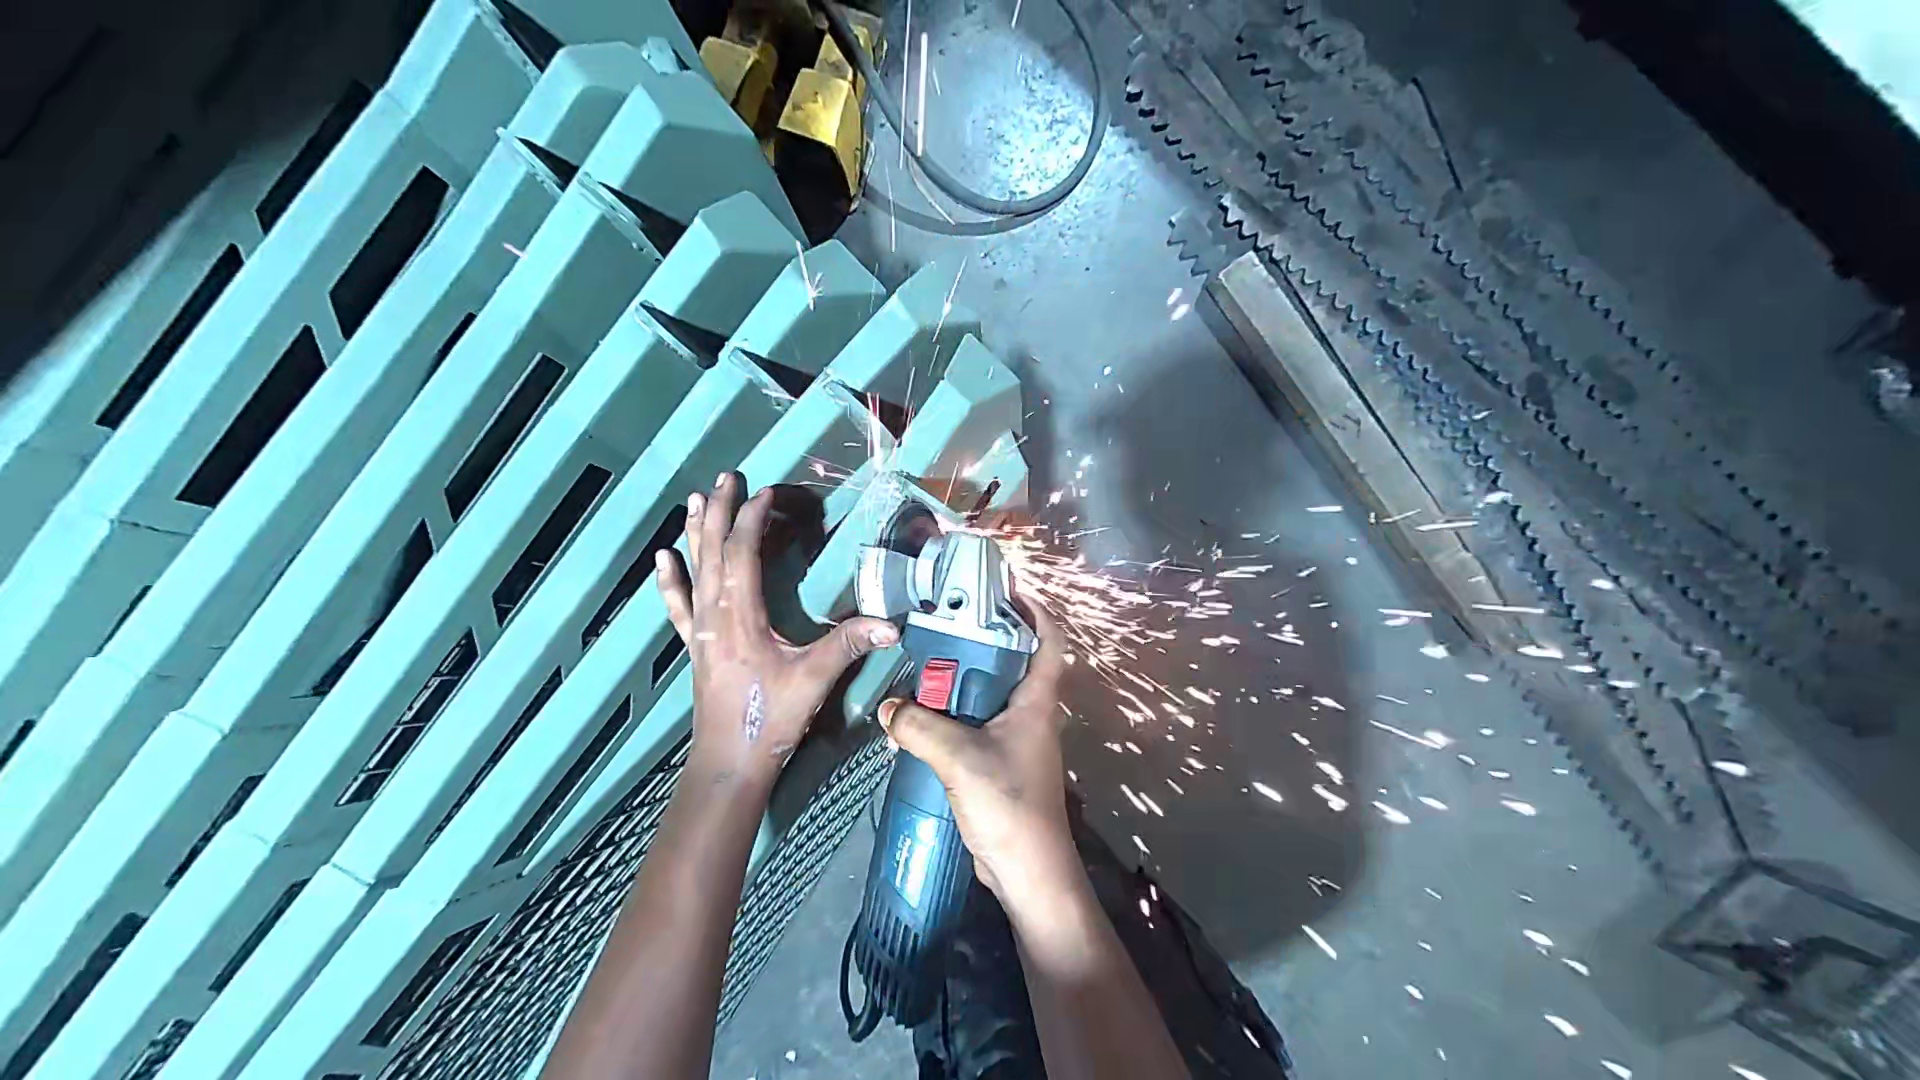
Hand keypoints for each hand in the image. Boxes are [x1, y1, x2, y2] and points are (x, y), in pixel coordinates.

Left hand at [657, 472, 899, 788]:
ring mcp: (700, 631)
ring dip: (695, 533)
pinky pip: (679, 605)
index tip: (769, 493)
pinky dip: (670, 579)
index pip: (743, 553)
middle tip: (727, 477)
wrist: (730, 763)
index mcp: (741, 616)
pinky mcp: (696, 647)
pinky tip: (662, 559)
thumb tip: (892, 624)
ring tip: (695, 500)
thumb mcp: (814, 680)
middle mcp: (715, 615)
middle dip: (720, 512)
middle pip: (712, 551)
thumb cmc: (771, 719)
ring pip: (694, 571)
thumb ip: (849, 646)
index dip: (753, 519)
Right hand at [876, 598, 1074, 902]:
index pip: (1049, 640)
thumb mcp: (959, 759)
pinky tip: (922, 715)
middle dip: (983, 640)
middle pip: (1013, 661)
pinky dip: (953, 713)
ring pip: (990, 693)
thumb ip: (919, 727)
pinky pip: (976, 723)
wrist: (1027, 872)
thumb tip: (888, 707)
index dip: (1034, 609)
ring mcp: (1016, 739)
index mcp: (1036, 701)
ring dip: (963, 679)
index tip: (1004, 590)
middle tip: (944, 625)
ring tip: (925, 664)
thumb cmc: (1009, 806)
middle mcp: (1030, 713)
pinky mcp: (999, 761)